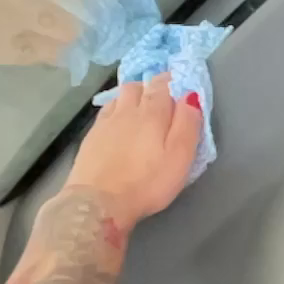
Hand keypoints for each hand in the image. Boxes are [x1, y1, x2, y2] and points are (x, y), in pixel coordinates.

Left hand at [62, 74, 203, 226]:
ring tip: (142, 106)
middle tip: (163, 97)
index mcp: (152, 114)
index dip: (172, 81)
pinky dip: (117, 108)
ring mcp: (106, 122)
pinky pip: (107, 110)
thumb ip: (188, 125)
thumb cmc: (148, 183)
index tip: (181, 85)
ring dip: (133, 95)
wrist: (99, 202)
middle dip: (152, 86)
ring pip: (120, 95)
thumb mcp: (180, 158)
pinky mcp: (92, 136)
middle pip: (138, 86)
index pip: (162, 86)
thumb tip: (190, 96)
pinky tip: (120, 120)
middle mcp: (127, 110)